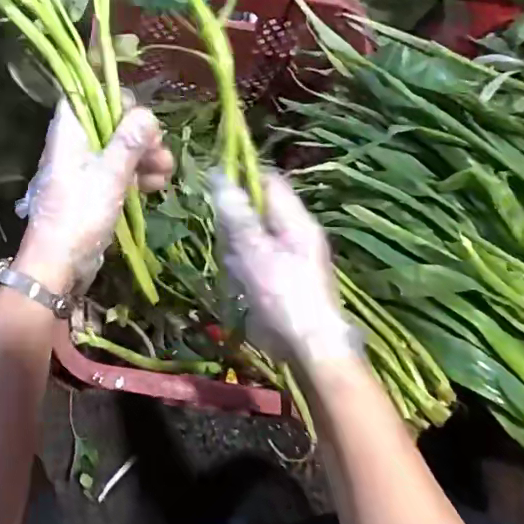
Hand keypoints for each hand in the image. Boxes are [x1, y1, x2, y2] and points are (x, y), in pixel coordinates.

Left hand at [14, 101, 174, 293]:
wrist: (58, 264)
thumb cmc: (79, 215)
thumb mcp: (109, 175)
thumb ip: (128, 142)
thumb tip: (146, 113)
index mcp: (70, 132)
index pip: (89, 94)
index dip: (117, 100)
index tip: (142, 118)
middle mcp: (75, 144)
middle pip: (112, 123)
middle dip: (141, 135)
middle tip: (161, 152)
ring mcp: (85, 168)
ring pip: (120, 148)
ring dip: (145, 157)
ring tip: (166, 173)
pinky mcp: (94, 189)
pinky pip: (119, 171)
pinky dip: (137, 175)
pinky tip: (158, 185)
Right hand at [211, 170, 362, 368]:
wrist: (310, 348)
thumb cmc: (283, 295)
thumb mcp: (254, 251)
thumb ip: (237, 213)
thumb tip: (219, 175)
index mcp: (297, 221)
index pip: (269, 182)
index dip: (242, 179)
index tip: (213, 189)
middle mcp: (298, 233)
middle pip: (259, 209)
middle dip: (235, 221)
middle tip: (225, 242)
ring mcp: (293, 257)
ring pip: (254, 236)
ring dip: (236, 247)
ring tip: (234, 270)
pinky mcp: (285, 278)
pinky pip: (257, 259)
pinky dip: (243, 267)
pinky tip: (239, 284)